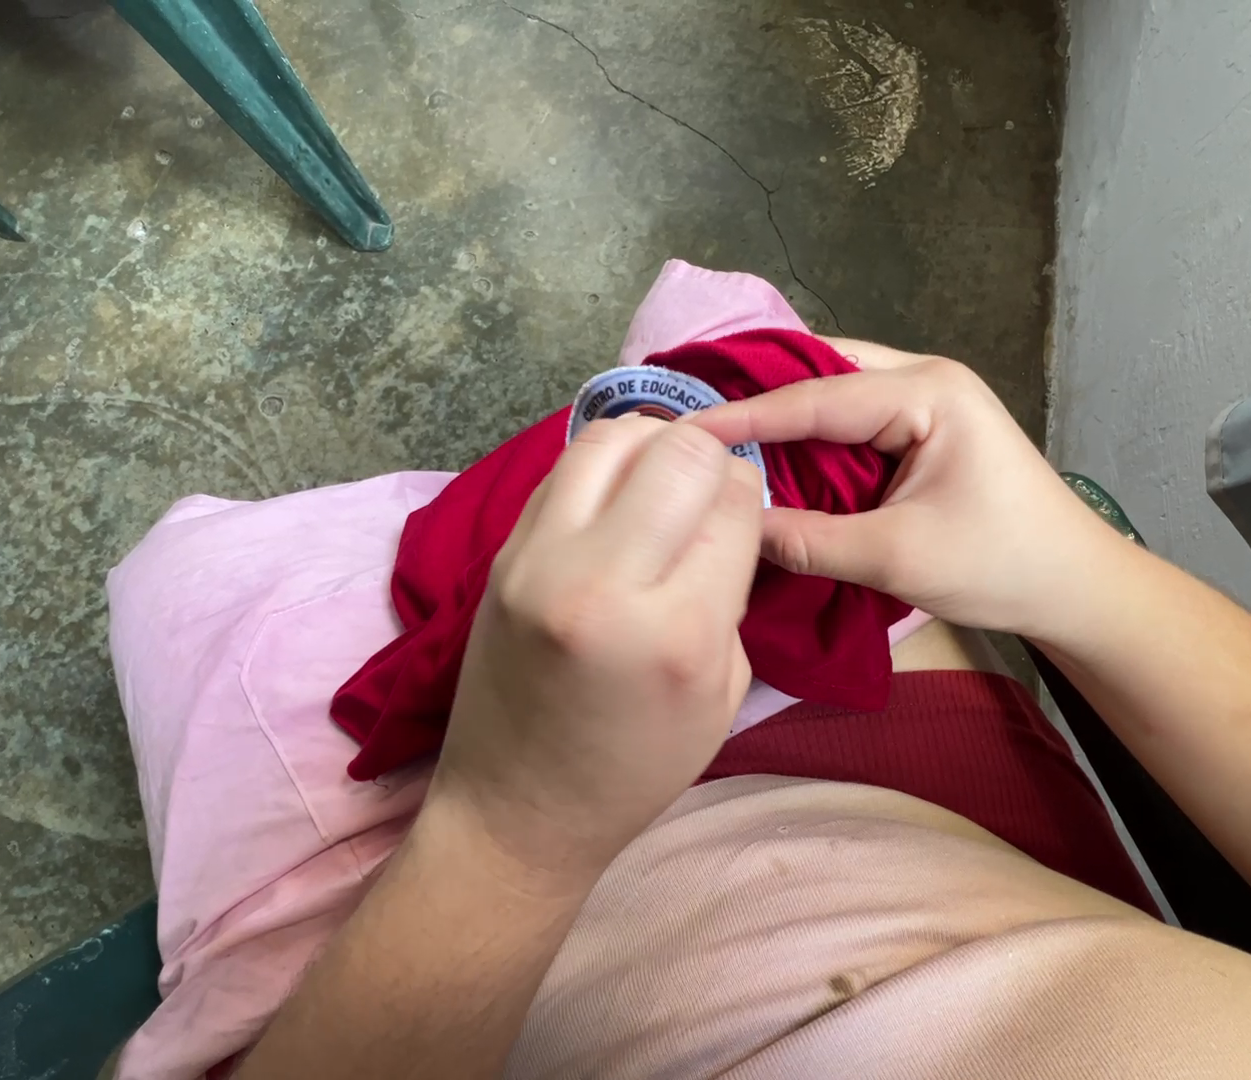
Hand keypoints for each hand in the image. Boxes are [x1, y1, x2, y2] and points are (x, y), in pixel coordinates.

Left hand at [431, 416, 764, 885]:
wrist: (517, 808)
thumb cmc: (637, 767)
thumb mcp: (723, 691)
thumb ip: (731, 592)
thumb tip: (725, 519)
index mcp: (677, 630)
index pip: (735, 502)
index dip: (750, 498)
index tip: (740, 520)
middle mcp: (603, 579)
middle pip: (678, 449)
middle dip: (709, 460)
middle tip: (705, 496)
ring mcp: (538, 559)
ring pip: (611, 436)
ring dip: (652, 445)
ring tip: (660, 482)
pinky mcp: (500, 553)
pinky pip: (564, 468)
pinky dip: (604, 466)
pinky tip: (615, 498)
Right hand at [684, 338, 1134, 641]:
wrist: (1073, 588)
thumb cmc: (1001, 565)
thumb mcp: (898, 557)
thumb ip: (810, 540)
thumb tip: (736, 528)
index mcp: (929, 392)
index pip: (817, 396)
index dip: (747, 415)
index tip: (686, 429)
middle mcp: (923, 380)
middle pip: (822, 376)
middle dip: (759, 397)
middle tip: (695, 421)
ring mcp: (923, 403)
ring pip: (832, 397)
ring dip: (782, 420)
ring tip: (719, 439)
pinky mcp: (918, 433)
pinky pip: (847, 427)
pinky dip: (807, 443)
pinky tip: (772, 463)